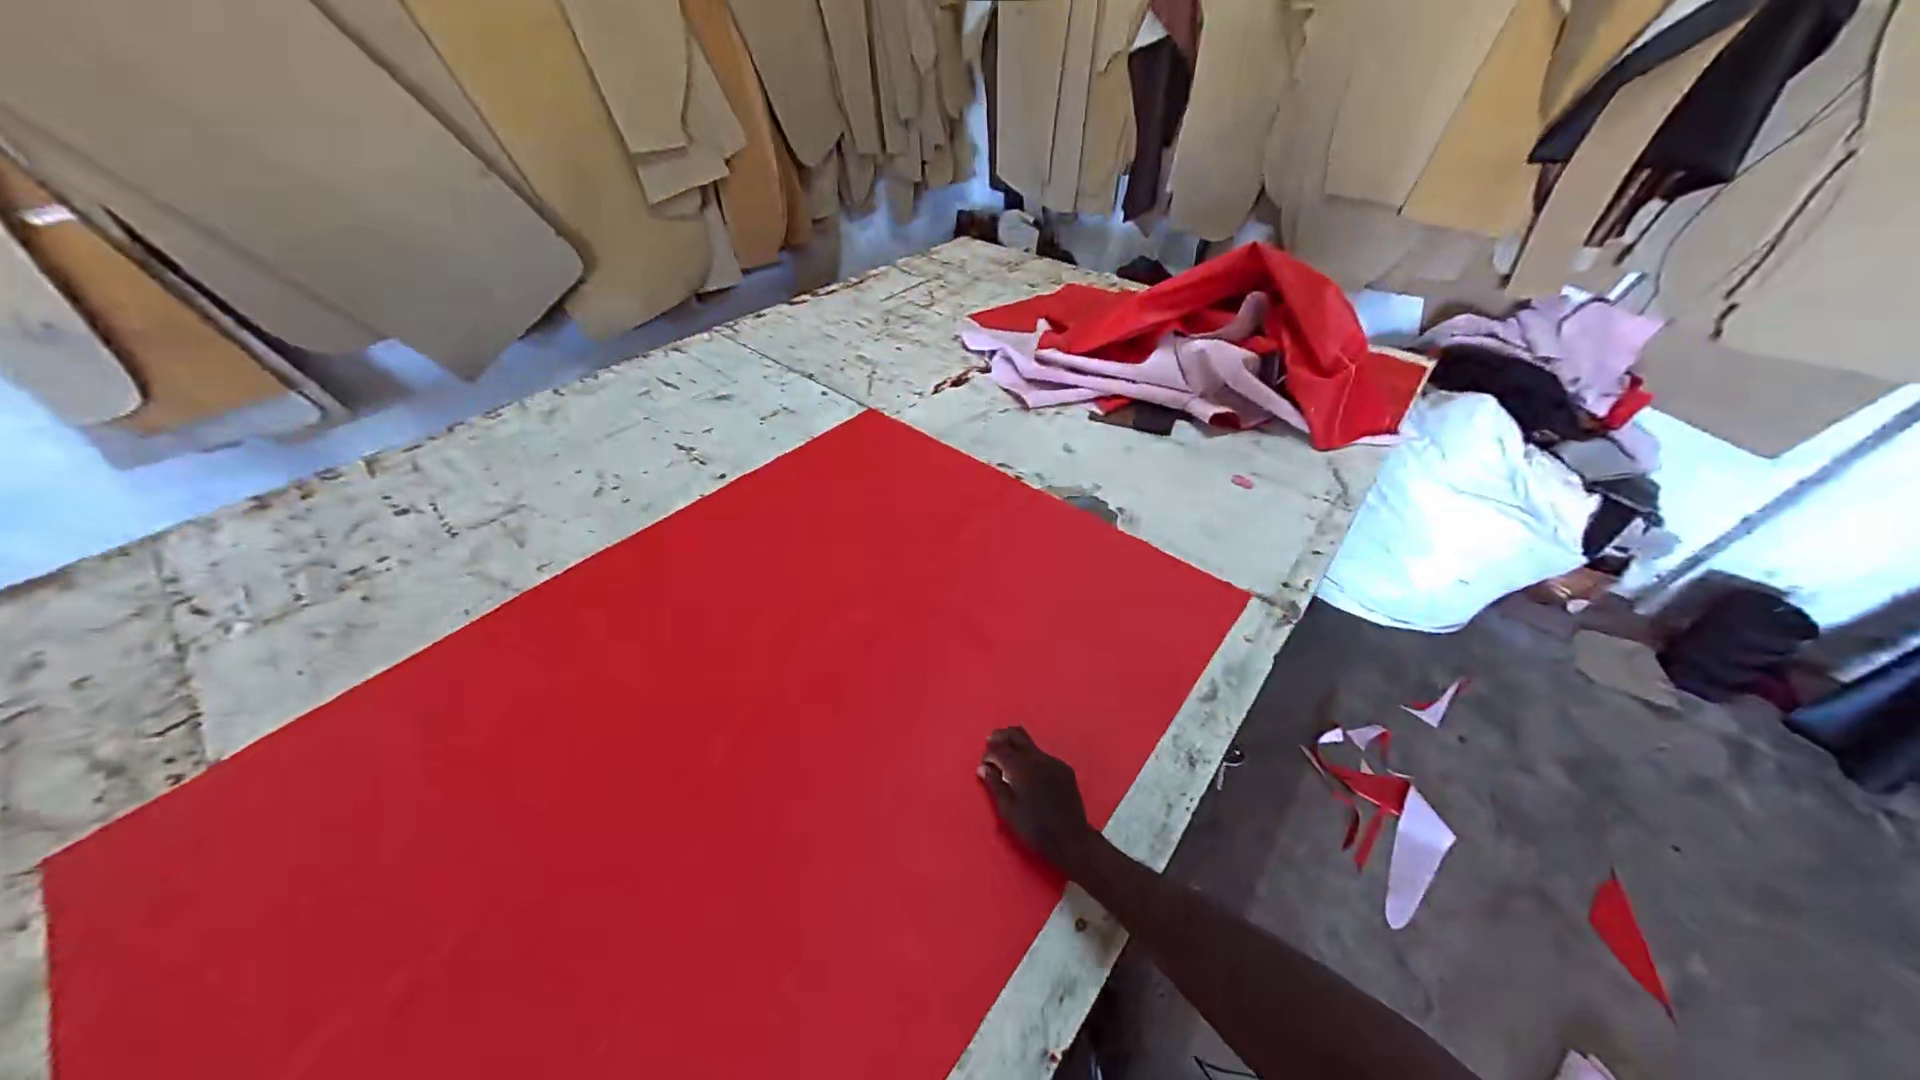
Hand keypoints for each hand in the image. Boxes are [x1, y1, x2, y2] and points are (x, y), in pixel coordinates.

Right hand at [978, 727, 1096, 876]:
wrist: (1070, 838)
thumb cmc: (1034, 828)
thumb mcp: (1008, 810)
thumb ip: (994, 785)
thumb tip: (982, 767)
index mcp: (1022, 767)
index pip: (1000, 749)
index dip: (989, 753)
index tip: (984, 762)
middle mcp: (1039, 758)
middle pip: (1017, 734)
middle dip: (1002, 736)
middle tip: (991, 741)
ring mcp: (1054, 762)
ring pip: (1032, 745)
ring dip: (1017, 748)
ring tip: (1008, 760)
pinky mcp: (1065, 769)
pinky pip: (1044, 757)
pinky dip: (1032, 760)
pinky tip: (1030, 775)